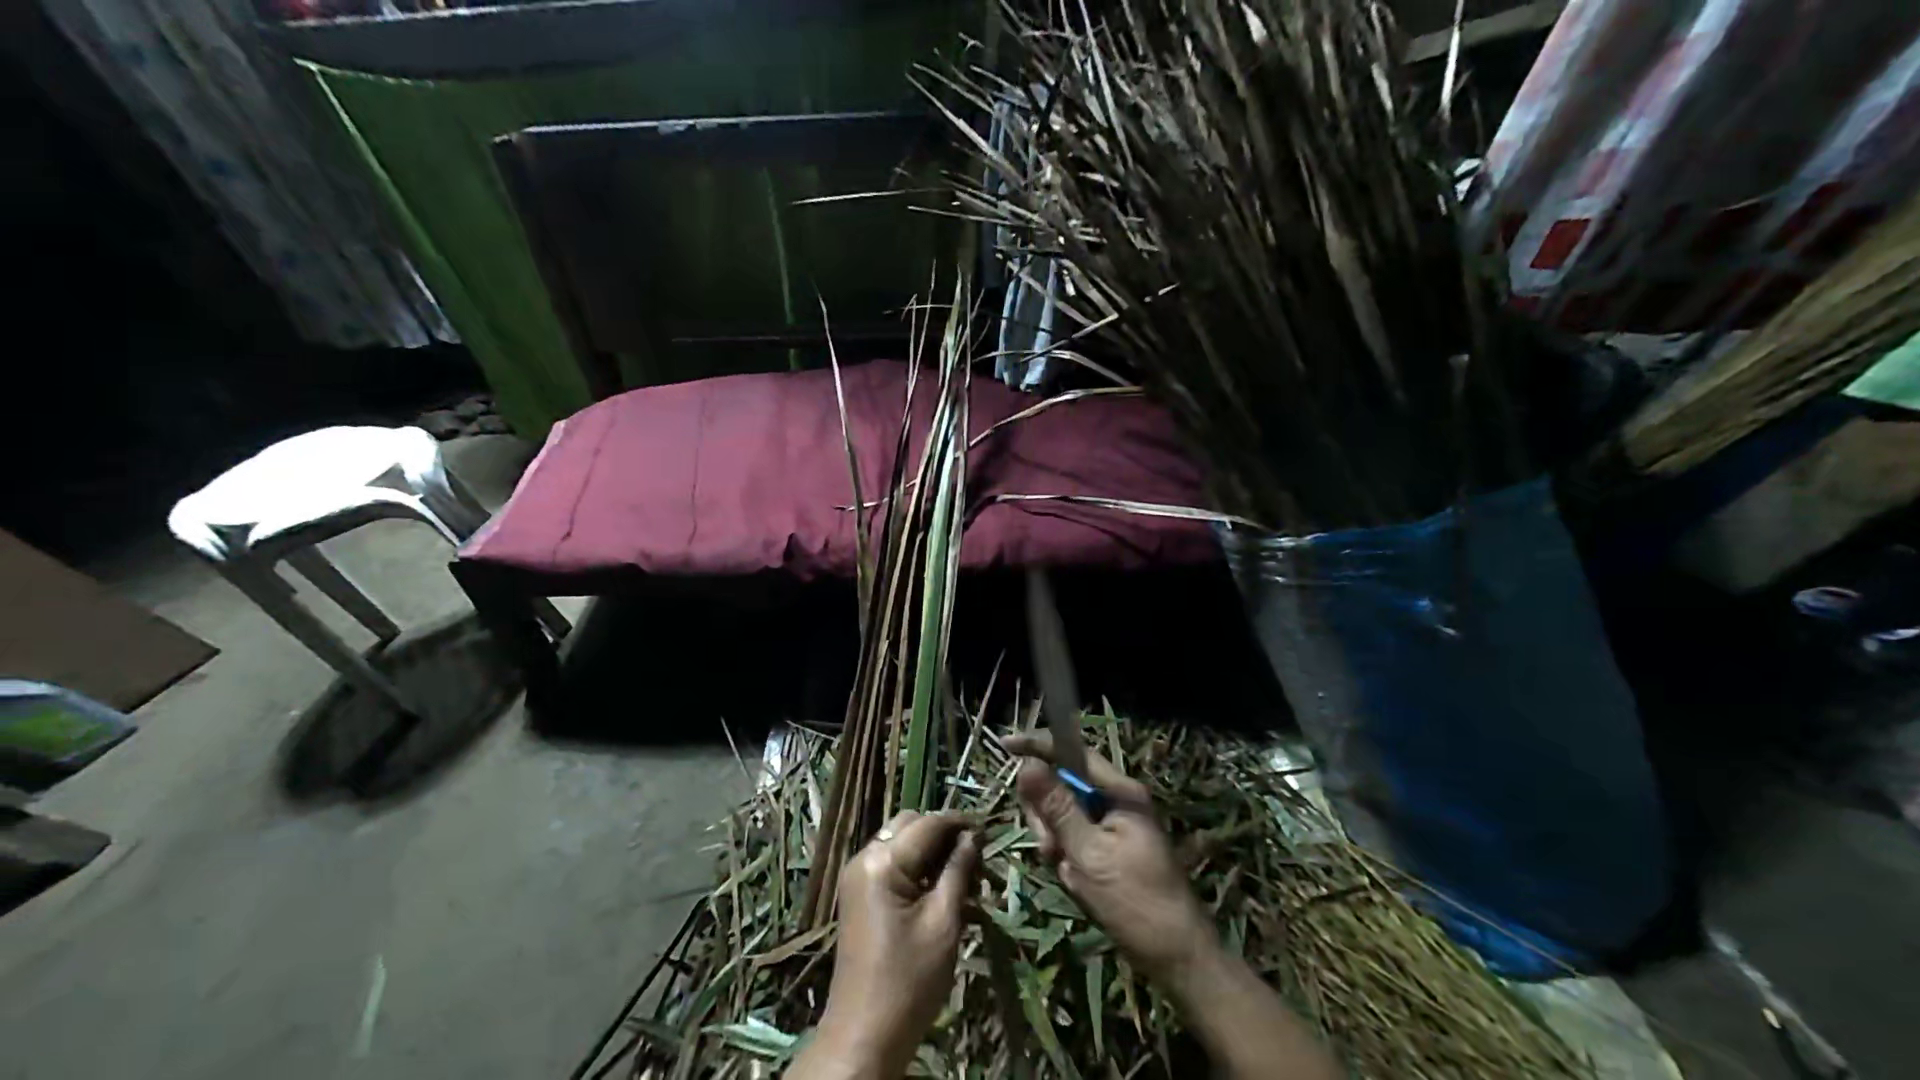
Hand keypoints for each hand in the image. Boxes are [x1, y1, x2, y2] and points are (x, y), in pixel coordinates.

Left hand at [805, 810, 978, 1077]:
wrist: (865, 1033)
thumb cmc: (909, 980)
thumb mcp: (943, 922)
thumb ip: (959, 870)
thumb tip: (973, 836)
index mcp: (882, 862)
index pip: (928, 823)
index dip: (960, 823)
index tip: (989, 832)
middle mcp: (864, 858)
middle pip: (910, 825)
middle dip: (944, 834)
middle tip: (976, 857)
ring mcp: (858, 875)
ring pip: (901, 842)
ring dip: (931, 851)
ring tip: (964, 876)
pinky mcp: (859, 893)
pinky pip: (892, 863)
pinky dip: (916, 867)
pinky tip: (941, 889)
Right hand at [1002, 733, 1217, 983]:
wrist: (1177, 956)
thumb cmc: (1137, 902)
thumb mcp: (1089, 853)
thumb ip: (1056, 808)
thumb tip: (1026, 764)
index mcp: (1120, 792)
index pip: (1073, 752)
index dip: (1038, 745)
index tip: (1005, 744)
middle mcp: (1117, 801)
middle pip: (1063, 785)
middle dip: (1046, 812)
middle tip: (1050, 847)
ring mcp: (1113, 825)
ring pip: (1063, 815)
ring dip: (1055, 839)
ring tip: (1065, 870)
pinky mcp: (1108, 849)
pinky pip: (1073, 839)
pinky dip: (1066, 856)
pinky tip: (1075, 881)